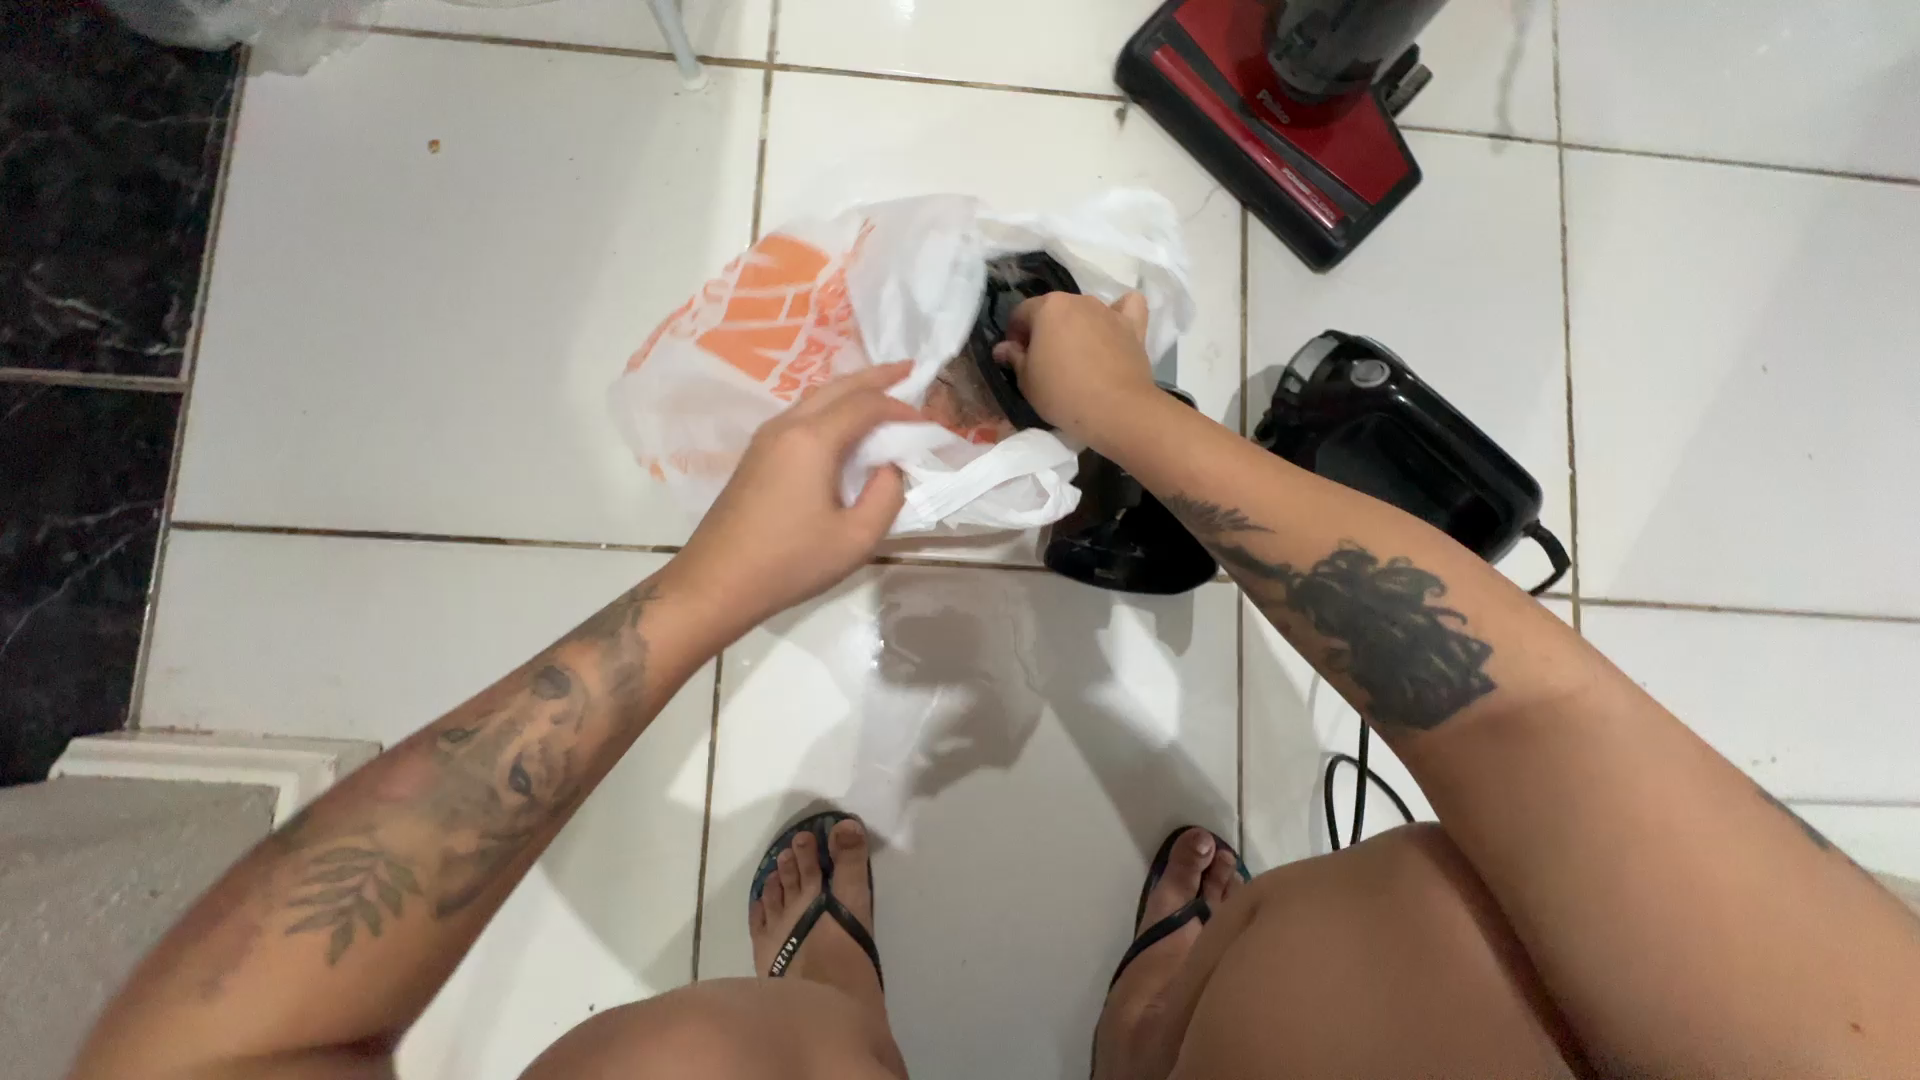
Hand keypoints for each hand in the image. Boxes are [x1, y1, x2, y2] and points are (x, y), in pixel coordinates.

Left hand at [668, 363, 920, 636]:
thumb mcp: (856, 539)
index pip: (865, 405)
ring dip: (851, 390)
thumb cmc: (790, 562)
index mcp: (812, 440)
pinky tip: (843, 424)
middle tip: (909, 368)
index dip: (900, 407)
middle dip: (876, 376)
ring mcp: (766, 438)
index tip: (927, 421)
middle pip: (838, 386)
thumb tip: (889, 469)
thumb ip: (886, 496)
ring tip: (880, 390)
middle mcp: (787, 426)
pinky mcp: (756, 455)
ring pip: (815, 397)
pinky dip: (831, 408)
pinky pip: (801, 415)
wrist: (717, 581)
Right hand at [991, 291, 1160, 442]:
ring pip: (1086, 310)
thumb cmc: (1062, 394)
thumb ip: (1014, 358)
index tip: (1016, 358)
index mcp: (1048, 307)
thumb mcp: (1026, 381)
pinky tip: (1114, 326)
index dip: (1014, 335)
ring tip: (1077, 355)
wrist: (1115, 410)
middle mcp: (1078, 300)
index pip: (1021, 313)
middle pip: (1054, 310)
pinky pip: (1127, 307)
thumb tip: (1003, 347)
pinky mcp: (1134, 327)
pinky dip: (1120, 312)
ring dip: (1076, 326)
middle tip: (1044, 362)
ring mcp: (1108, 311)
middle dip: (1045, 331)